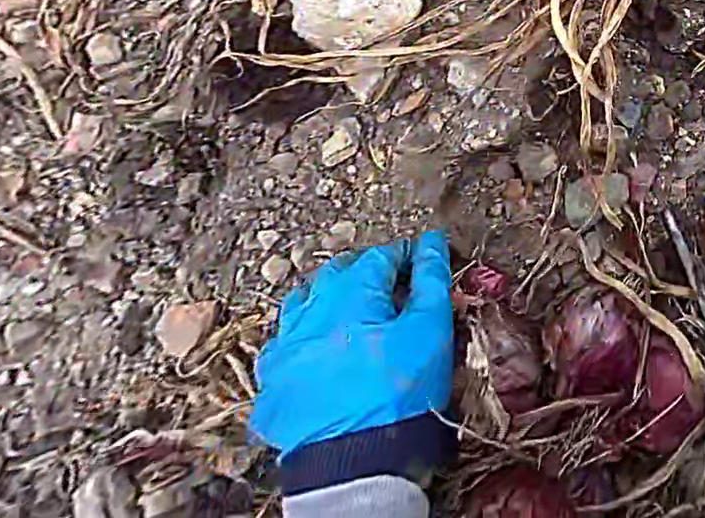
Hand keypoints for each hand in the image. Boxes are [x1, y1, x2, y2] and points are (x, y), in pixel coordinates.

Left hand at [251, 231, 453, 456]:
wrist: (361, 463)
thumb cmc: (403, 387)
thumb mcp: (430, 325)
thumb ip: (431, 277)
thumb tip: (433, 241)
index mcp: (348, 301)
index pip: (378, 257)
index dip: (407, 254)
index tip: (425, 258)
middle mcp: (306, 321)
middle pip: (335, 274)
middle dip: (367, 270)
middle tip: (396, 281)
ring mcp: (281, 356)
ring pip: (301, 305)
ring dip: (331, 297)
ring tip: (359, 307)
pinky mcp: (271, 387)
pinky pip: (284, 346)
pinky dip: (307, 335)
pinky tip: (329, 345)